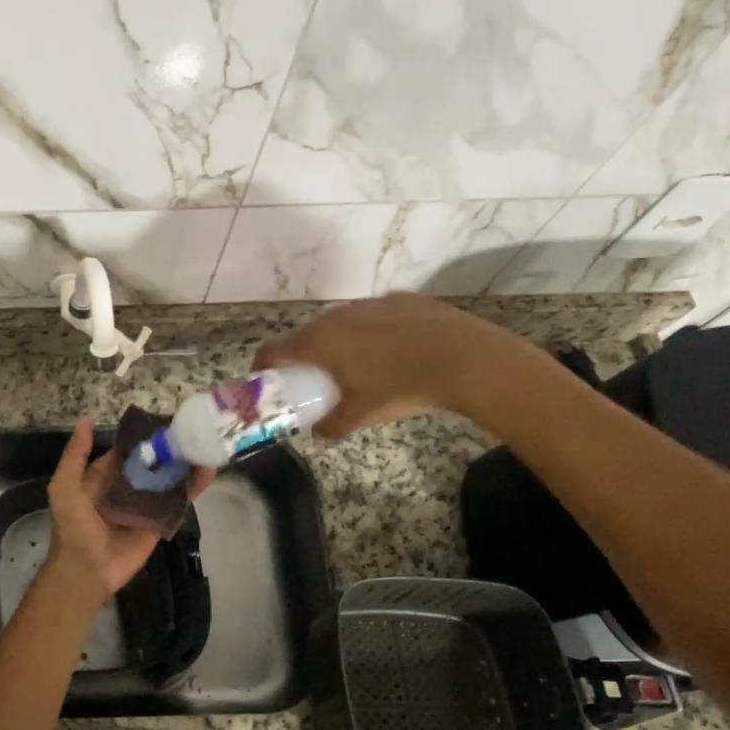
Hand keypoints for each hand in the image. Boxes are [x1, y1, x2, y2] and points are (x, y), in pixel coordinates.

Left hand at [42, 419, 214, 600]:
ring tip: (207, 444)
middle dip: (169, 448)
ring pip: (168, 480)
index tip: (165, 419)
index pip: (126, 451)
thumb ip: (75, 456)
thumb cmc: (74, 527)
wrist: (87, 571)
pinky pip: (178, 502)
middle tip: (195, 429)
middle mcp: (126, 488)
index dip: (143, 437)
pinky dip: (193, 488)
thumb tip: (86, 420)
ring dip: (186, 464)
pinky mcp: (160, 522)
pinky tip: (210, 471)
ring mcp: (145, 505)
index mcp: (103, 477)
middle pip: (151, 463)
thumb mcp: (65, 487)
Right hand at [252, 292, 545, 437]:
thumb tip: (320, 430)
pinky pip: (372, 317)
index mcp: (319, 342)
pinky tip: (391, 353)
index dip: (262, 368)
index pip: (272, 350)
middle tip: (311, 380)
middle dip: (302, 358)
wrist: (466, 358)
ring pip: (339, 324)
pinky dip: (370, 334)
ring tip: (354, 367)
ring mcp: (370, 304)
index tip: (265, 382)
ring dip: (337, 344)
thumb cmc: (401, 387)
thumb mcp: (361, 415)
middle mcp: (337, 316)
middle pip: (305, 335)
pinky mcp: (400, 299)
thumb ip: (332, 425)